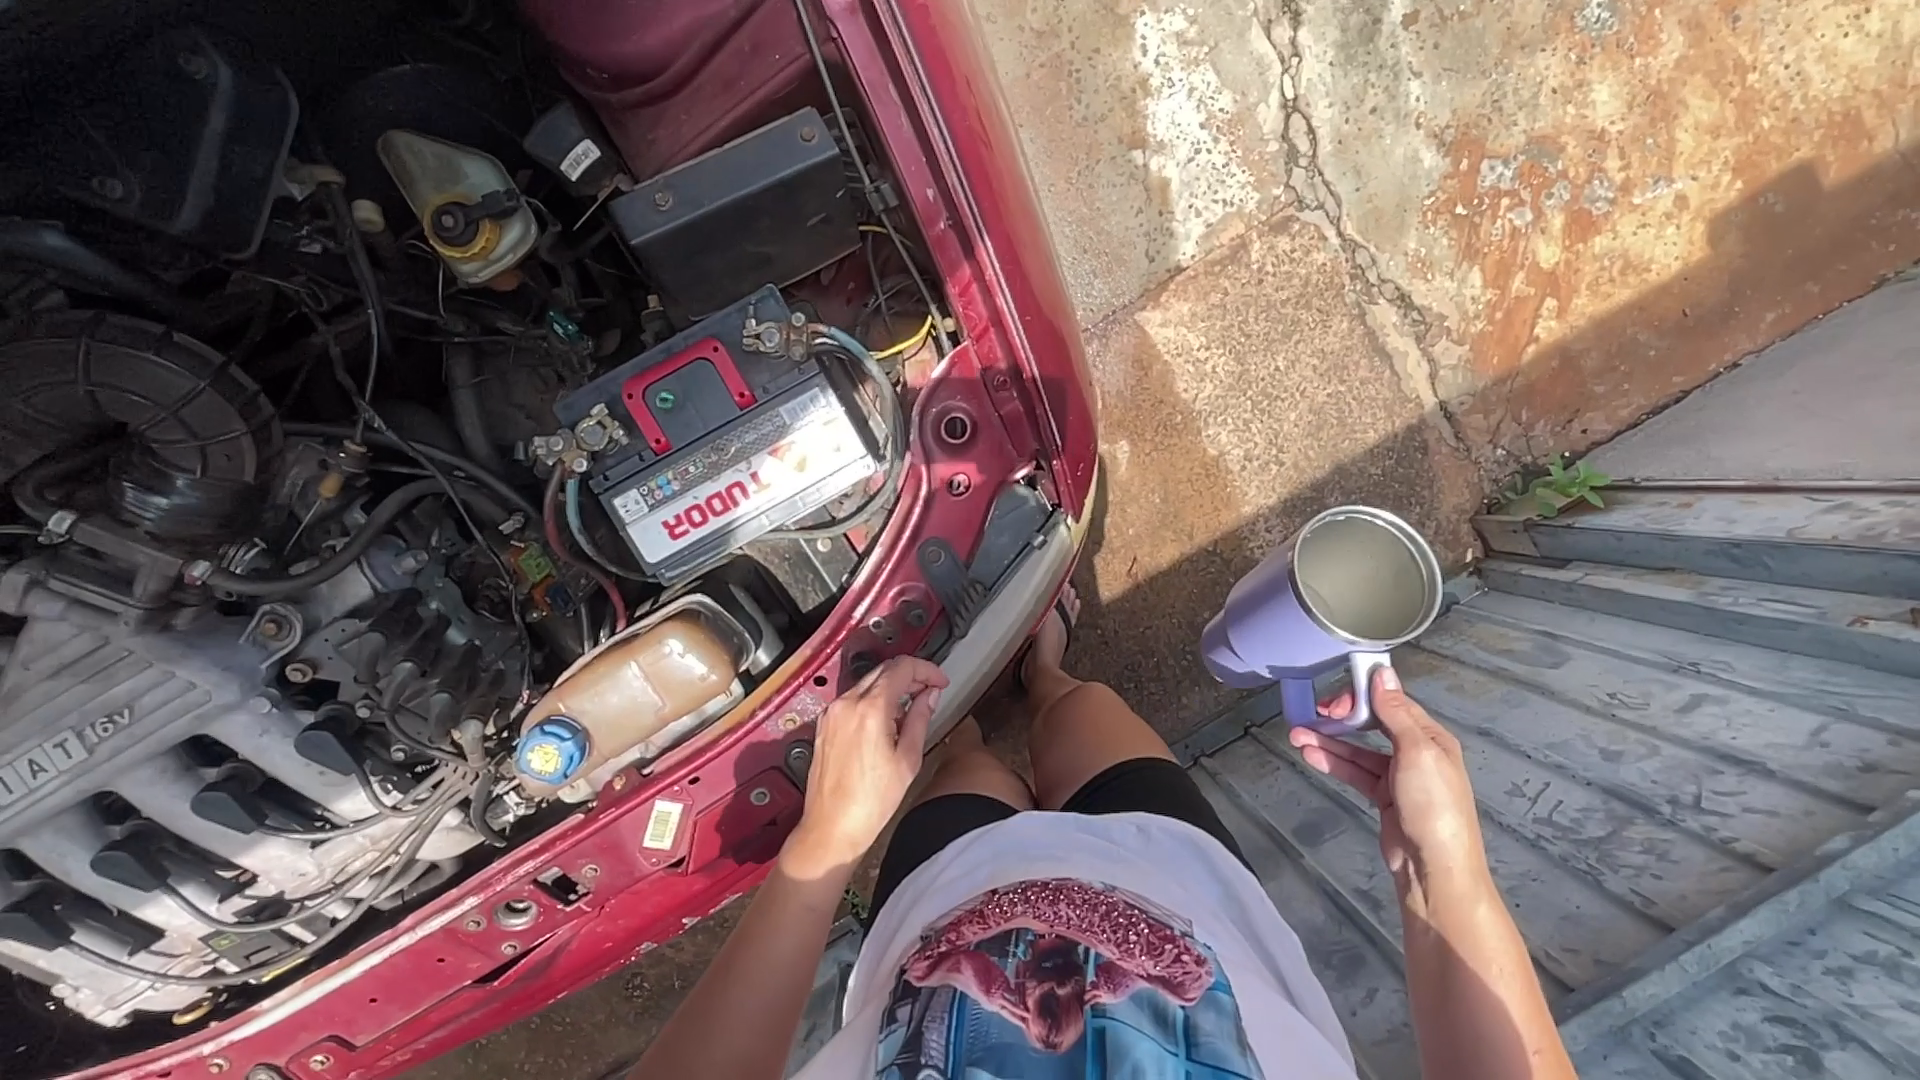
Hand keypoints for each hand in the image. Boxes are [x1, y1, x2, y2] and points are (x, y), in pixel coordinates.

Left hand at [783, 656, 948, 880]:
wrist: (832, 827)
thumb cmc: (869, 803)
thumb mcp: (908, 759)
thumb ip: (920, 718)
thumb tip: (930, 695)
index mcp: (869, 710)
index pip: (902, 668)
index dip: (927, 670)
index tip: (939, 681)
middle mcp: (846, 704)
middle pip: (884, 669)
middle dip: (910, 675)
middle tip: (930, 690)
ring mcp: (831, 713)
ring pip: (868, 682)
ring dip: (892, 687)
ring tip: (911, 709)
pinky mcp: (824, 724)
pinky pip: (853, 699)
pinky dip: (873, 699)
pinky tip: (887, 720)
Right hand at [1288, 667, 1489, 911]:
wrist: (1434, 867)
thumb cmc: (1432, 804)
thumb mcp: (1416, 751)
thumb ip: (1395, 712)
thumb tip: (1383, 672)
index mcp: (1431, 737)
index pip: (1393, 703)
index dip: (1364, 696)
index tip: (1337, 697)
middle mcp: (1416, 752)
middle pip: (1373, 724)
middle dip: (1342, 717)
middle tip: (1315, 713)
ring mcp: (1398, 776)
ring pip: (1357, 750)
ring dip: (1328, 740)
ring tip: (1296, 734)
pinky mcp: (1382, 796)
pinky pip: (1353, 771)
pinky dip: (1332, 762)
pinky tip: (1309, 755)